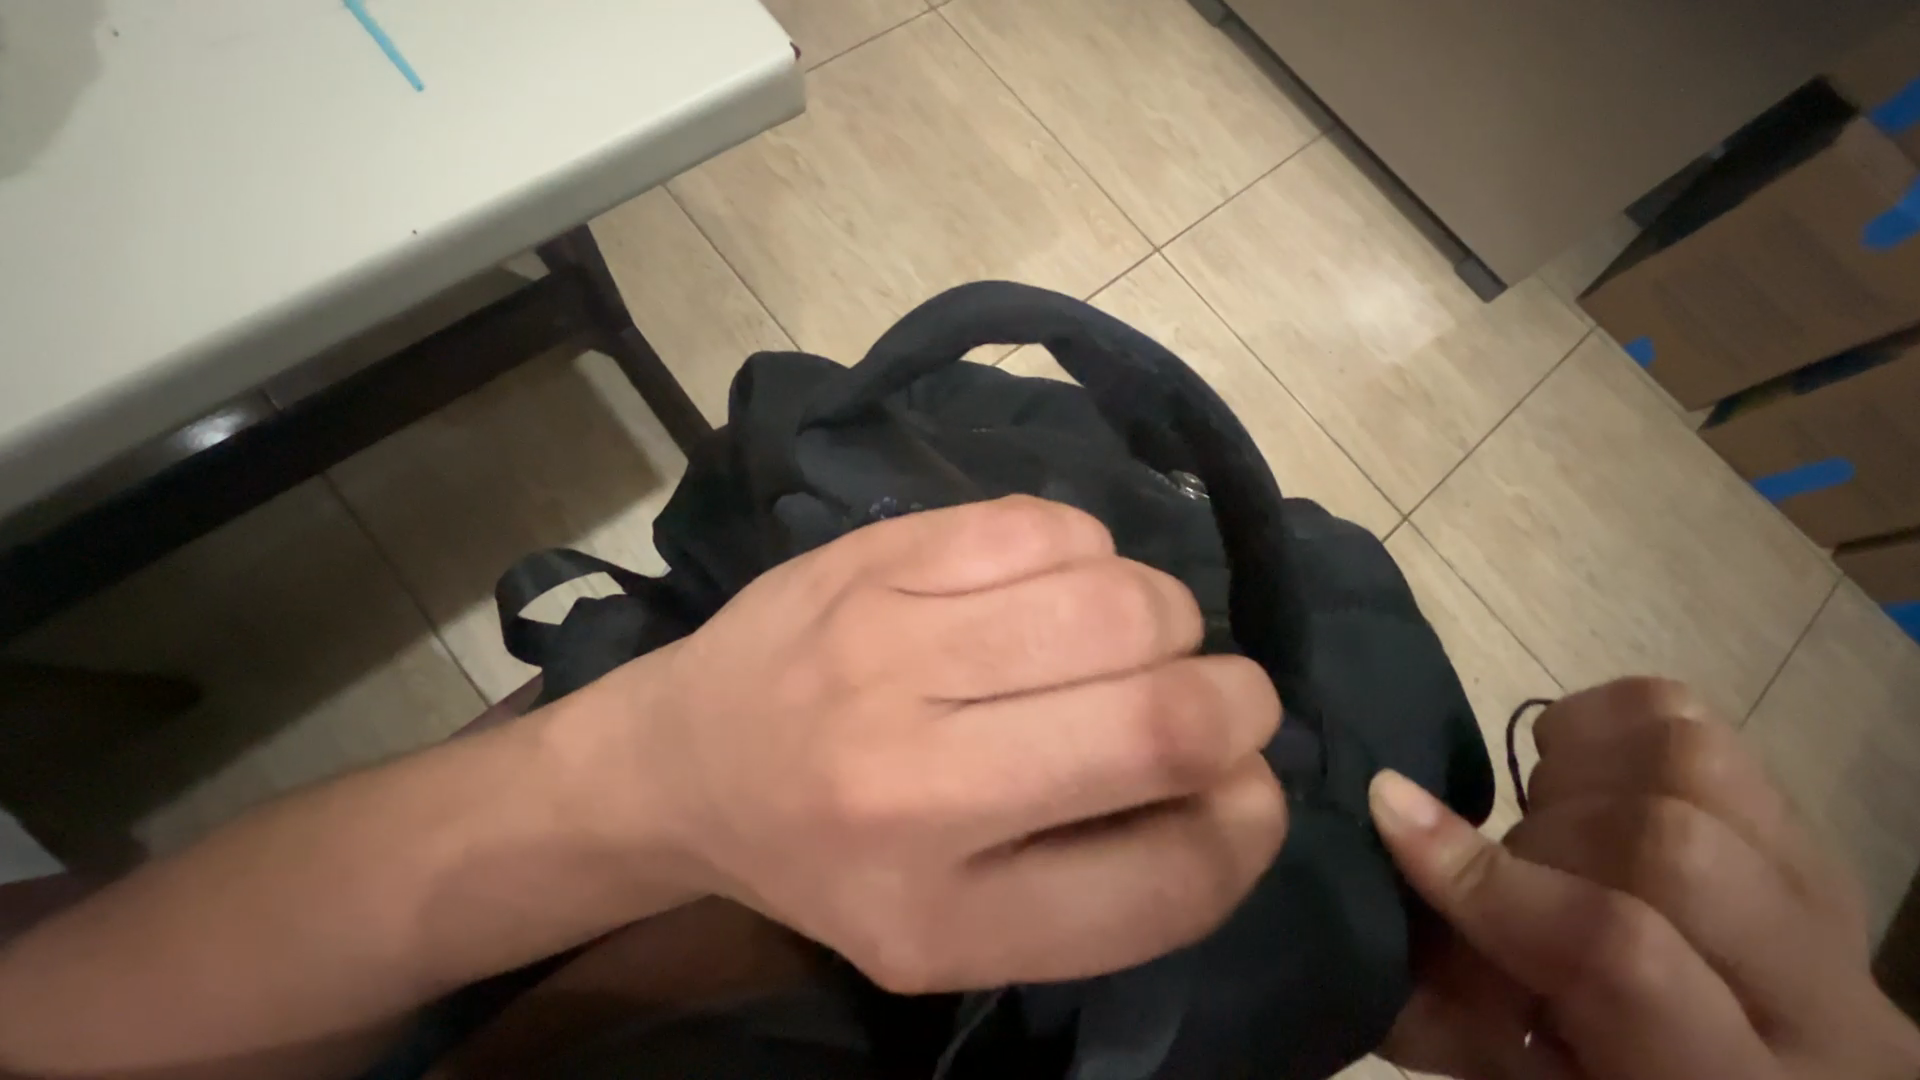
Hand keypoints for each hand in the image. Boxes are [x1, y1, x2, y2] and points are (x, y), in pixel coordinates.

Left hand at [583, 496, 1285, 992]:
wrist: (688, 757)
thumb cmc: (832, 859)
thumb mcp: (959, 932)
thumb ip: (1109, 885)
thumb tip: (1239, 782)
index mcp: (939, 911)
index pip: (1167, 879)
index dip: (1246, 824)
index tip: (1243, 789)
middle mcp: (913, 778)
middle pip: (1160, 719)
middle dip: (1234, 701)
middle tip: (1206, 696)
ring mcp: (889, 641)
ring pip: (1121, 600)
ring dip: (1165, 621)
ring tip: (1121, 643)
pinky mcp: (878, 550)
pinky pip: (1051, 525)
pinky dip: (1091, 555)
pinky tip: (1050, 589)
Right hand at [1372, 677, 1919, 1079]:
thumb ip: (1437, 1015)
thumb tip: (1358, 892)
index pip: (1615, 954)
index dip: (1486, 877)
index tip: (1387, 807)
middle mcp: (1820, 1009)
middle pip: (1669, 844)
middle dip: (1540, 821)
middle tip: (1500, 841)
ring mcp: (1830, 918)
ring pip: (1704, 767)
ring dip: (1583, 756)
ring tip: (1540, 796)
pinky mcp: (1814, 857)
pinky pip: (1715, 741)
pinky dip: (1619, 725)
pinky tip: (1580, 768)